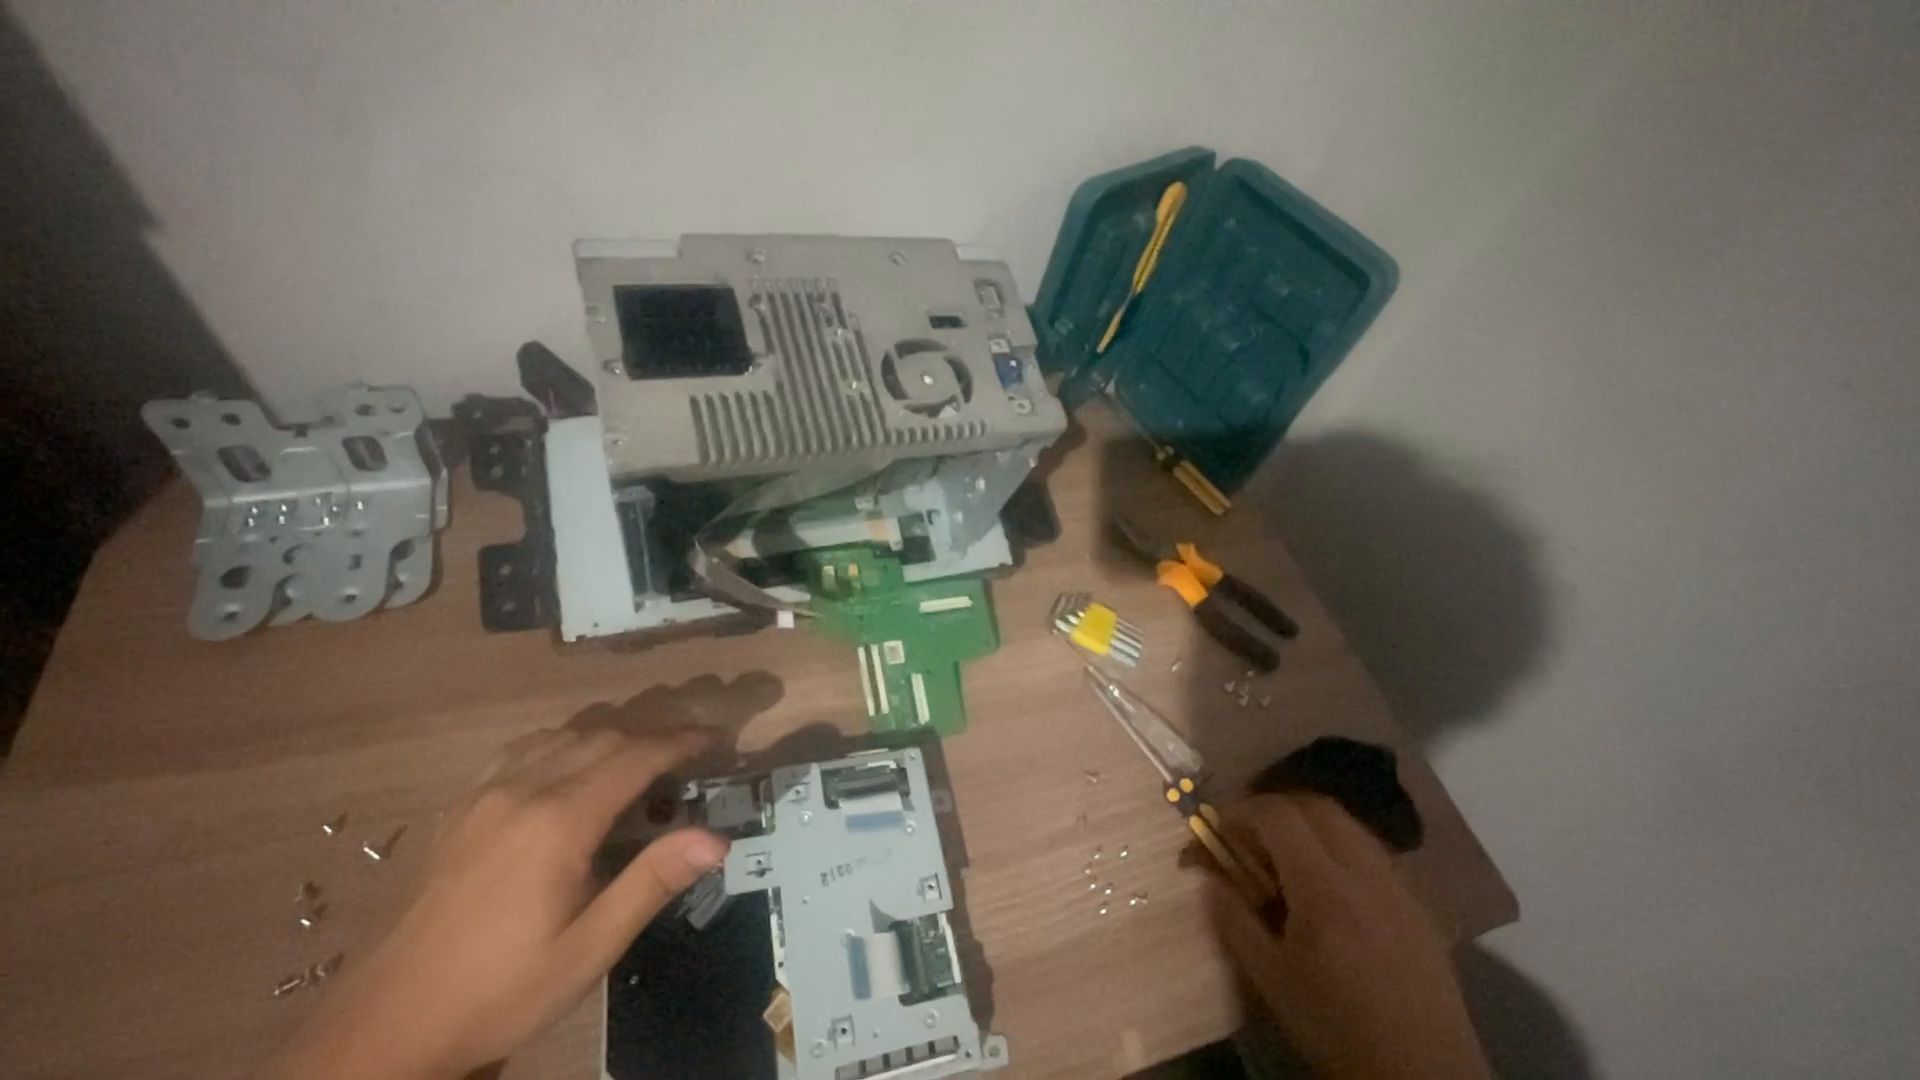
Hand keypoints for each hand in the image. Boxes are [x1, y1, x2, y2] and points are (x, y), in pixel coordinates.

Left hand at [263, 726, 729, 1079]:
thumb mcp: (588, 949)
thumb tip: (716, 839)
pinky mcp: (457, 808)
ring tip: (640, 758)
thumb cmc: (501, 989)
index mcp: (557, 821)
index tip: (716, 738)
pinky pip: (520, 750)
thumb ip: (651, 883)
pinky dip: (561, 743)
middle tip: (690, 751)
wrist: (387, 1023)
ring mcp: (482, 794)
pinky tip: (568, 768)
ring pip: (559, 734)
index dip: (680, 741)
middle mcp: (520, 789)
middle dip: (652, 735)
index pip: (634, 757)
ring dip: (608, 735)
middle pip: (600, 735)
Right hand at [1213, 794, 1489, 1079]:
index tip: (1218, 825)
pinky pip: (1372, 852)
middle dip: (1276, 808)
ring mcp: (1398, 885)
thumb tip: (1208, 877)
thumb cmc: (1336, 1026)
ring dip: (1310, 824)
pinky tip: (1328, 886)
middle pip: (1317, 807)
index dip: (1242, 809)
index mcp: (1323, 887)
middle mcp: (1365, 872)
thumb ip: (1234, 920)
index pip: (1279, 816)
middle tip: (1248, 834)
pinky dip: (1340, 847)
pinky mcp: (1418, 904)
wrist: (1423, 1073)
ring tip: (1285, 857)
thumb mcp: (1270, 979)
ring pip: (1349, 825)